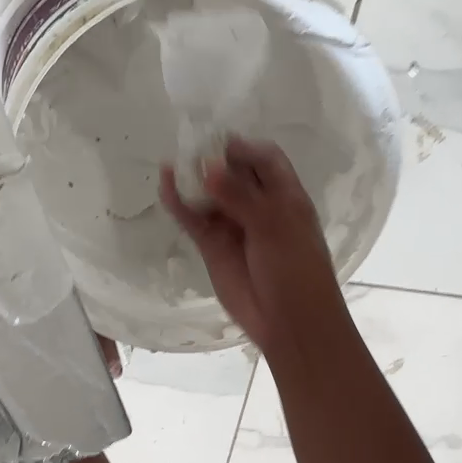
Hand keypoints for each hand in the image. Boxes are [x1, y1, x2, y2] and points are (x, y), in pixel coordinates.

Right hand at [159, 137, 341, 355]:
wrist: (289, 322)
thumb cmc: (295, 269)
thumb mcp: (273, 225)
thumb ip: (239, 194)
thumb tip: (206, 165)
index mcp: (285, 196)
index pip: (265, 159)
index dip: (244, 147)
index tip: (216, 139)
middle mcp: (258, 205)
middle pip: (232, 172)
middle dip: (211, 158)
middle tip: (188, 144)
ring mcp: (233, 224)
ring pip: (208, 193)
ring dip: (192, 178)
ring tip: (173, 162)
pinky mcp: (212, 244)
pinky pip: (192, 217)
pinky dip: (178, 202)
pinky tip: (166, 185)